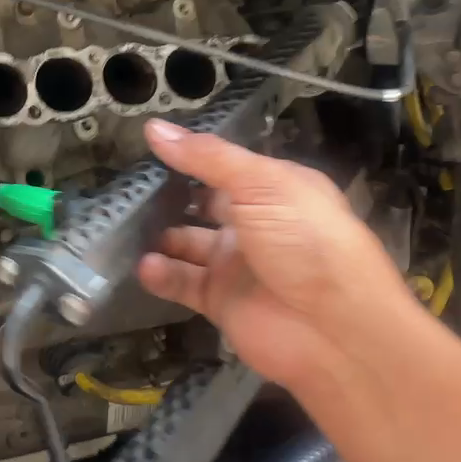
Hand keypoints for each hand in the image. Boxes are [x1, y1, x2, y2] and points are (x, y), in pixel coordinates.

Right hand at [136, 119, 426, 390]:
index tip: (149, 145)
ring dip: (160, 234)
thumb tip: (154, 128)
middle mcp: (254, 222)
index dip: (191, 155)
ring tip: (123, 223)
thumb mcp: (260, 184)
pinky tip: (144, 264)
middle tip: (127, 185)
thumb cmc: (306, 241)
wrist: (337, 333)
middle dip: (169, 194)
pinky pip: (183, 282)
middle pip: (203, 202)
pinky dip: (161, 274)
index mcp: (273, 188)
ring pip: (187, 242)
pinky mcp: (222, 300)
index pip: (225, 164)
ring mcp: (237, 263)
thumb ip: (206, 157)